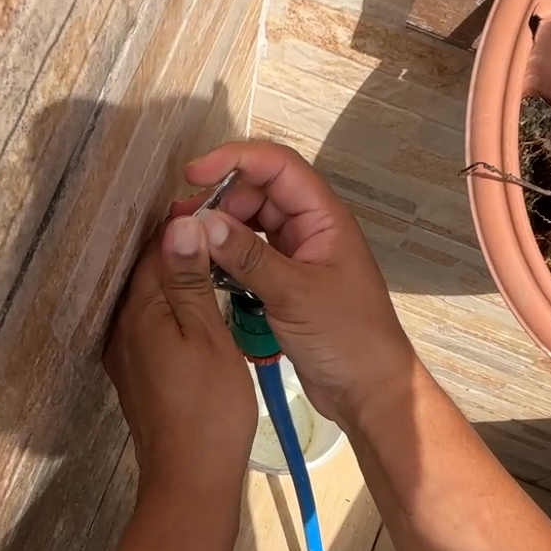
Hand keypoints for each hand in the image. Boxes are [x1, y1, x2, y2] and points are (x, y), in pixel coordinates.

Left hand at [105, 215, 256, 498]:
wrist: (189, 477)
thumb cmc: (209, 409)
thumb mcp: (208, 338)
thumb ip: (190, 282)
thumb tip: (178, 224)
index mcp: (139, 310)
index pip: (155, 248)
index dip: (184, 225)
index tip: (218, 209)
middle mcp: (121, 325)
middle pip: (145, 271)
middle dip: (178, 248)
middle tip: (221, 233)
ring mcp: (124, 351)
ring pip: (147, 298)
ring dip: (175, 277)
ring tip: (214, 264)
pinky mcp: (135, 371)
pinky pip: (149, 323)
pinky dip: (170, 308)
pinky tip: (196, 308)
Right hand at [172, 142, 419, 427]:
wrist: (367, 389)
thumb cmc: (345, 338)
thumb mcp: (294, 294)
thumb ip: (248, 257)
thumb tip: (201, 223)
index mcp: (324, 218)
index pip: (278, 166)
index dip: (234, 160)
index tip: (193, 175)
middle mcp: (311, 230)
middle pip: (260, 193)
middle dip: (221, 199)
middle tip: (183, 222)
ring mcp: (299, 258)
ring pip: (253, 226)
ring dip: (222, 229)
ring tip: (188, 243)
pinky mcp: (287, 286)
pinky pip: (252, 257)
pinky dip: (229, 257)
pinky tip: (205, 267)